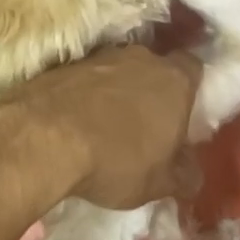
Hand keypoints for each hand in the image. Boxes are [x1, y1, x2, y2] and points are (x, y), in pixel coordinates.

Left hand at [0, 44, 203, 209]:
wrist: (46, 136)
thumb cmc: (117, 159)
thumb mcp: (161, 183)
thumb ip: (184, 174)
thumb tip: (192, 172)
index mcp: (173, 80)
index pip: (193, 68)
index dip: (192, 88)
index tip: (187, 111)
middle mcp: (141, 58)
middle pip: (155, 67)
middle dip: (154, 91)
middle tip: (150, 124)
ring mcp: (102, 56)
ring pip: (121, 70)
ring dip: (120, 92)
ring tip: (112, 126)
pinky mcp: (68, 64)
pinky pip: (90, 77)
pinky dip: (90, 94)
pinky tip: (82, 121)